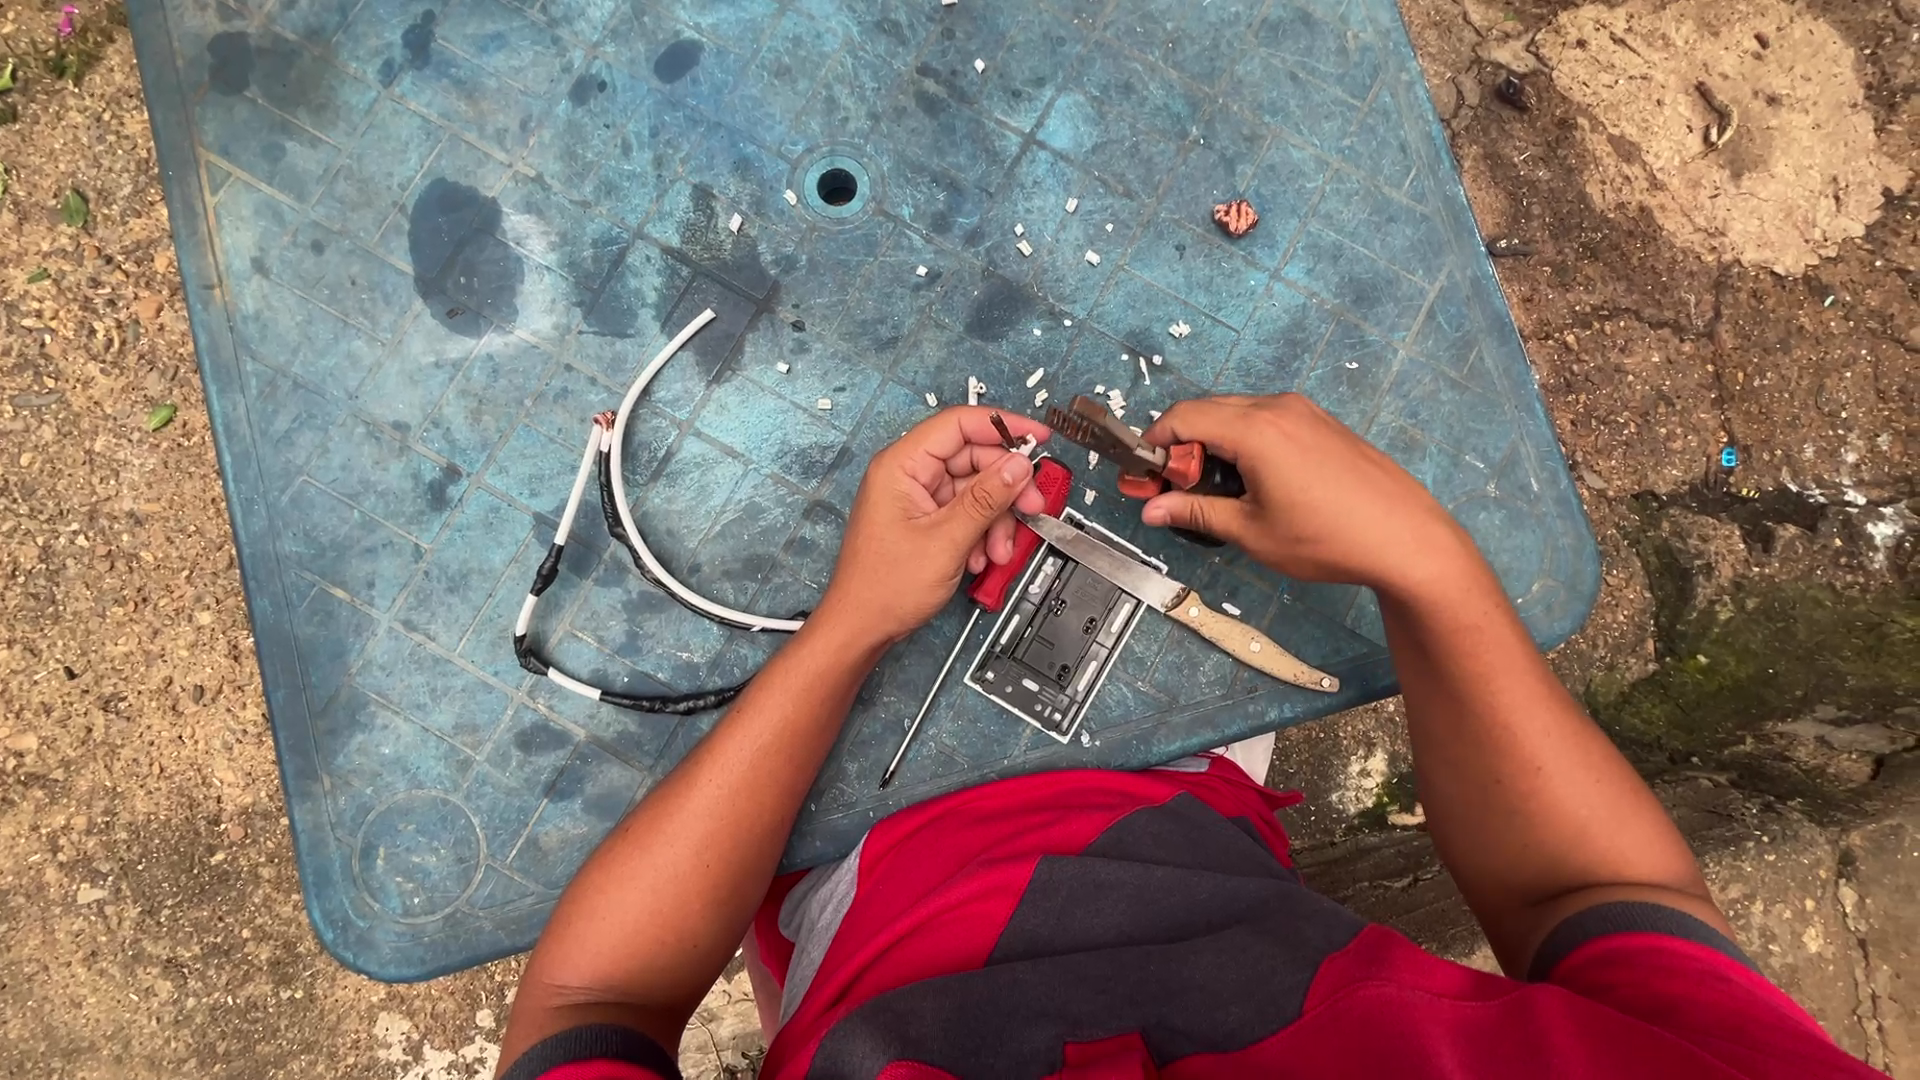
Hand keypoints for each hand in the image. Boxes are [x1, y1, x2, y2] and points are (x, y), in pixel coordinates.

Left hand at [817, 408, 1051, 648]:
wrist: (863, 627)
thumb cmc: (883, 588)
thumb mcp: (947, 540)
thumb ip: (986, 499)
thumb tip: (1017, 466)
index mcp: (902, 466)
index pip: (959, 424)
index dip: (1003, 426)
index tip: (1037, 437)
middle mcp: (909, 475)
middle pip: (973, 460)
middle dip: (1005, 488)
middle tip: (1031, 507)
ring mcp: (918, 498)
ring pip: (975, 490)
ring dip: (995, 520)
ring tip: (998, 551)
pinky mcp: (926, 519)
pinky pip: (966, 513)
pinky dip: (982, 533)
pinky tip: (981, 557)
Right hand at [1138, 394, 1471, 598]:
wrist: (1408, 539)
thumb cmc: (1326, 538)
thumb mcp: (1251, 531)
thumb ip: (1195, 513)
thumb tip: (1150, 510)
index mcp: (1256, 430)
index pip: (1184, 416)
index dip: (1154, 442)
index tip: (1144, 472)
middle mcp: (1278, 409)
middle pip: (1207, 410)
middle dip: (1180, 444)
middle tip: (1172, 487)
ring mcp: (1303, 412)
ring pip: (1235, 413)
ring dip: (1210, 442)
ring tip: (1211, 488)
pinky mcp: (1320, 423)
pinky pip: (1264, 419)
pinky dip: (1240, 440)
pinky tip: (1249, 479)